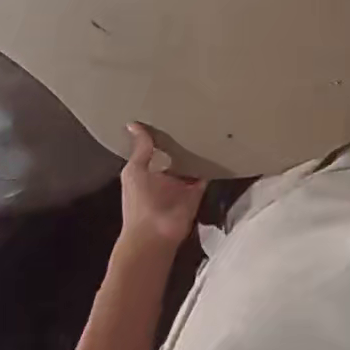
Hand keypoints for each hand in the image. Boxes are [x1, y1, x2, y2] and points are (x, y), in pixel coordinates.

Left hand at [119, 123, 205, 250]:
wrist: (154, 236)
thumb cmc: (138, 201)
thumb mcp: (134, 170)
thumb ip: (140, 149)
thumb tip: (133, 124)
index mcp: (147, 170)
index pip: (155, 149)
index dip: (159, 135)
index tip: (167, 114)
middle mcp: (165, 176)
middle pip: (175, 155)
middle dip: (181, 142)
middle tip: (192, 117)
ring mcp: (182, 185)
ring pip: (191, 164)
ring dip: (197, 152)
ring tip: (206, 126)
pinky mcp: (197, 192)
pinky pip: (204, 176)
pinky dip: (210, 166)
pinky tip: (216, 147)